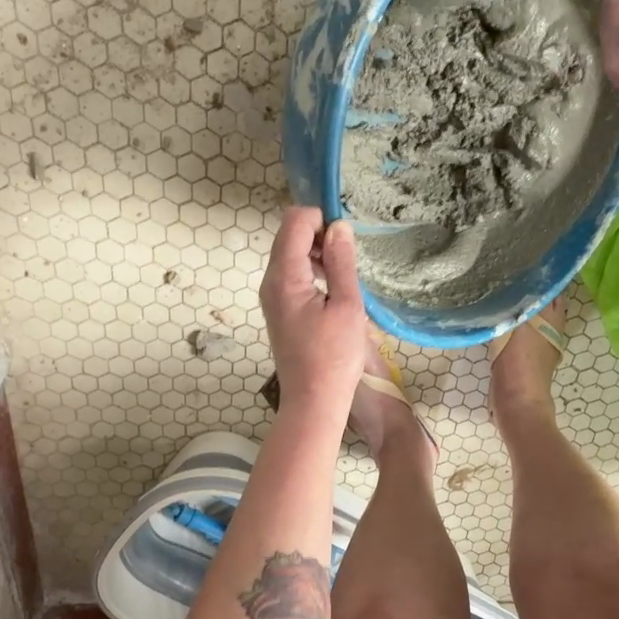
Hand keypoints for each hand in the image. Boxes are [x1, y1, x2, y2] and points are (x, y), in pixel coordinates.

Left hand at [259, 206, 366, 408]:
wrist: (314, 400)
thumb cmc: (335, 357)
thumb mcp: (347, 306)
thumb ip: (342, 263)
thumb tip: (340, 227)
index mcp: (285, 277)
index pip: (295, 221)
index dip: (322, 219)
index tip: (346, 239)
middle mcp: (270, 282)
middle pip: (289, 234)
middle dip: (319, 234)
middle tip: (348, 258)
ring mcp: (271, 296)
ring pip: (290, 254)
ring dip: (317, 253)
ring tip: (343, 275)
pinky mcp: (278, 309)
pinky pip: (292, 274)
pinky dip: (311, 270)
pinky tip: (332, 290)